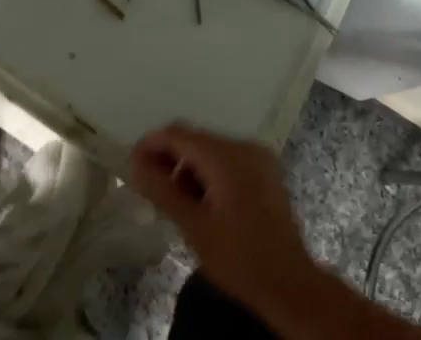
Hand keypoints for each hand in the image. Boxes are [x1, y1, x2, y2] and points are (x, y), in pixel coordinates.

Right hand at [126, 122, 319, 308]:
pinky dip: (210, 175)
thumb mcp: (194, 226)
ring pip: (212, 152)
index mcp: (227, 156)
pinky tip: (199, 203)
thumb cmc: (239, 257)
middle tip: (149, 187)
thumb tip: (135, 166)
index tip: (131, 165)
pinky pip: (229, 162)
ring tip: (174, 202)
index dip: (150, 145)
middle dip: (169, 159)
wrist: (290, 285)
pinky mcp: (266, 174)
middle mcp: (245, 148)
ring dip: (188, 169)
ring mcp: (259, 159)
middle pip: (196, 140)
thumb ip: (162, 190)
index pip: (178, 134)